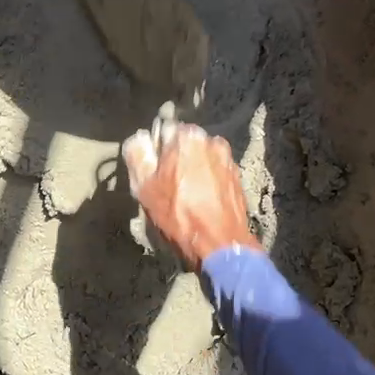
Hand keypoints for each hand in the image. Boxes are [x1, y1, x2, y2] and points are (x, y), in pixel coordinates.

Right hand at [121, 117, 259, 270]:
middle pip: (183, 144)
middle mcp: (211, 140)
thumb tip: (140, 138)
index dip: (153, 152)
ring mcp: (228, 158)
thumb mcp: (144, 187)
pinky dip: (206, 181)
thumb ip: (137, 154)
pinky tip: (201, 202)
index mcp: (186, 136)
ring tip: (184, 197)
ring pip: (199, 157)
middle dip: (173, 160)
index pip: (162, 130)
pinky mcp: (237, 176)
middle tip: (165, 187)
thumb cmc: (178, 214)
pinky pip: (214, 171)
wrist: (220, 244)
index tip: (151, 173)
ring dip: (191, 170)